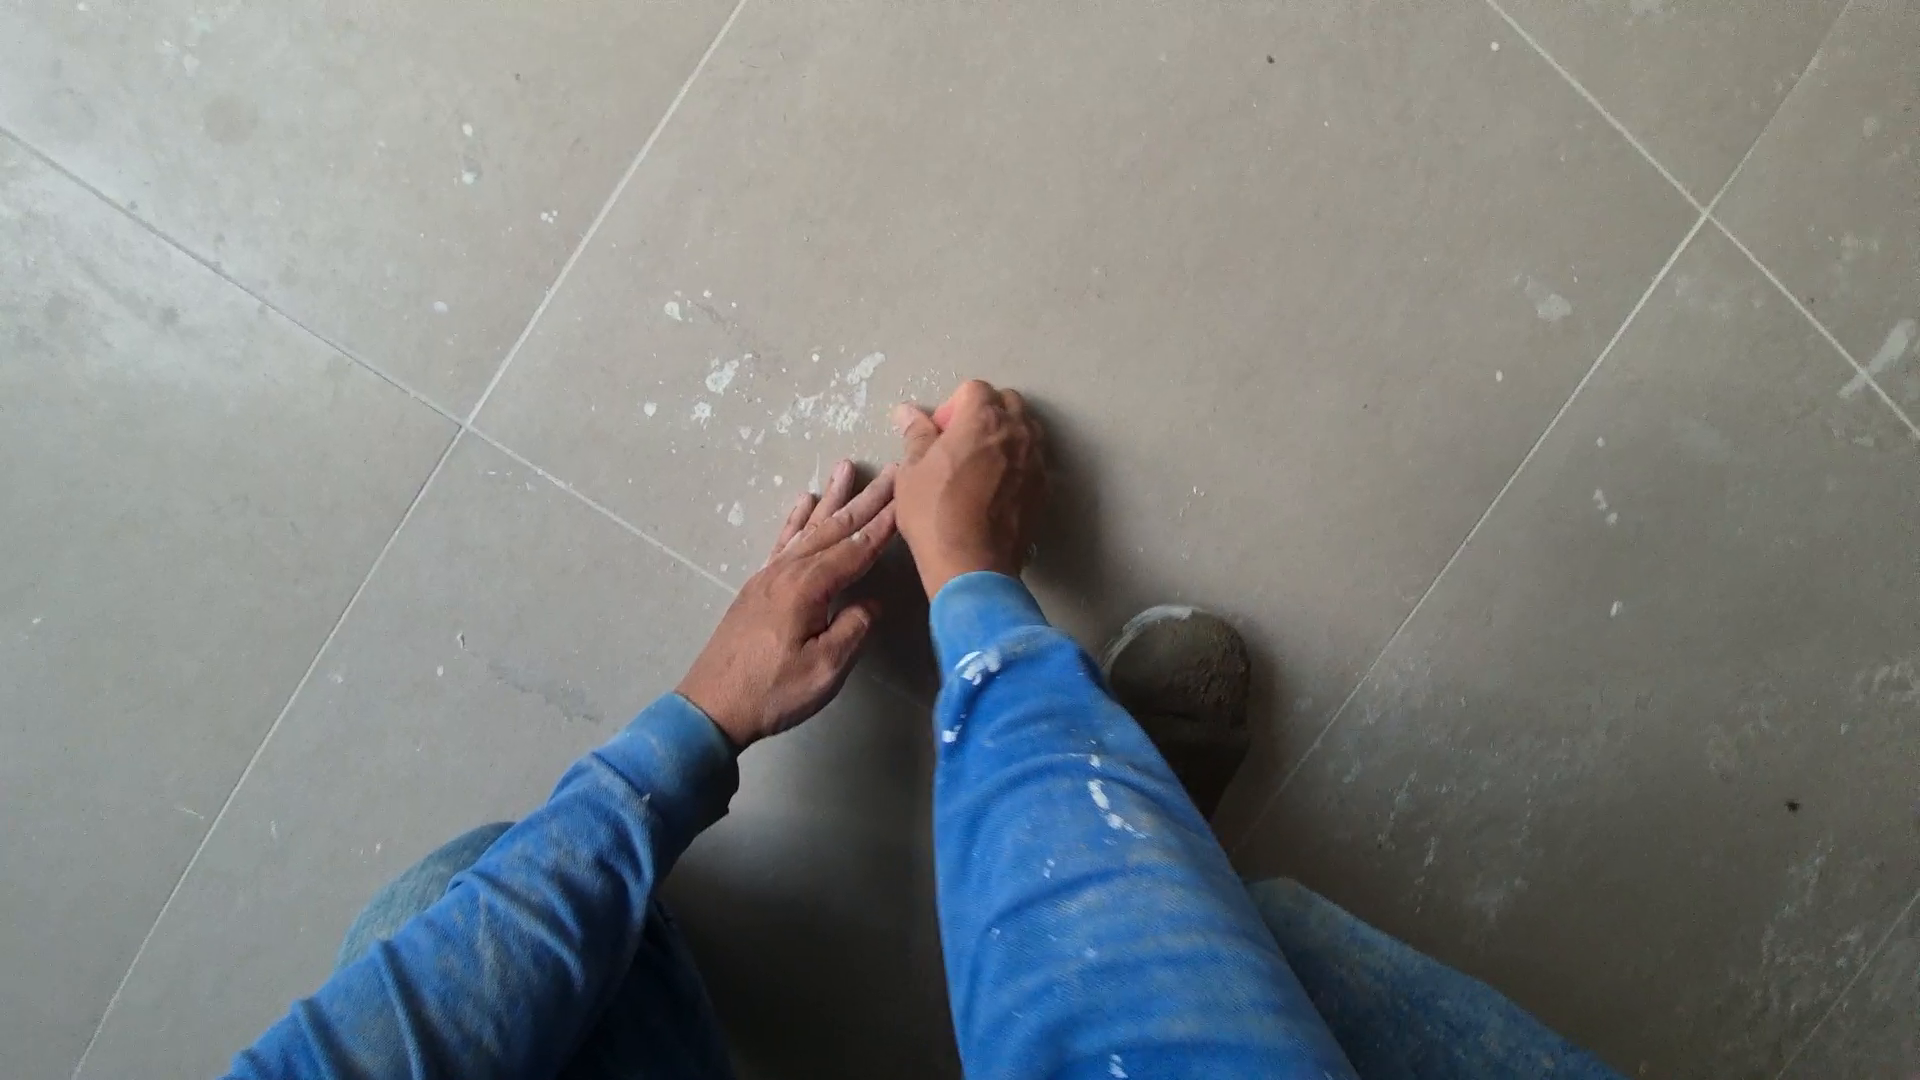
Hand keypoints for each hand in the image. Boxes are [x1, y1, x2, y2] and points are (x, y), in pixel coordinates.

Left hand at [676, 461, 896, 749]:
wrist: (710, 706)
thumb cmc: (772, 691)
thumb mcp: (825, 669)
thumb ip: (854, 628)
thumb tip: (872, 602)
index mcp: (808, 587)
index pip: (856, 548)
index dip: (885, 524)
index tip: (908, 496)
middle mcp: (788, 571)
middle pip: (834, 527)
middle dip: (866, 499)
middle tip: (890, 469)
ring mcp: (770, 575)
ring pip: (809, 527)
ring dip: (832, 498)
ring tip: (845, 468)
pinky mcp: (759, 585)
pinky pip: (783, 540)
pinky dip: (796, 518)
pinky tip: (803, 503)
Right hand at [890, 380, 1046, 598]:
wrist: (972, 562)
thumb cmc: (934, 513)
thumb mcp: (912, 471)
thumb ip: (916, 435)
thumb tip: (908, 413)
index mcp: (983, 419)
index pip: (974, 388)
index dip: (954, 406)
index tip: (941, 433)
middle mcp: (1017, 431)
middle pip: (1007, 402)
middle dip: (985, 413)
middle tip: (961, 443)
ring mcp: (1036, 460)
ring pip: (1027, 428)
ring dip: (1006, 434)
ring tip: (982, 463)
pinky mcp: (1044, 487)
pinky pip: (1034, 459)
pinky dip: (1018, 461)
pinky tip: (998, 486)